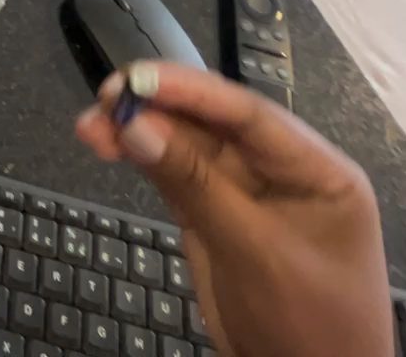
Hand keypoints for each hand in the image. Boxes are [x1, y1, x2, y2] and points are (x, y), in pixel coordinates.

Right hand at [74, 62, 392, 356]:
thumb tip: (135, 125)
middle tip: (104, 99)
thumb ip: (195, 184)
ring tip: (90, 127)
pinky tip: (103, 142)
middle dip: (153, 108)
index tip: (138, 79)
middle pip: (206, 121)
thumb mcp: (255, 252)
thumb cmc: (307, 325)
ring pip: (179, 139)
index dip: (190, 89)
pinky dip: (134, 153)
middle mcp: (275, 167)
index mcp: (315, 170)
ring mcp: (238, 186)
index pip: (247, 114)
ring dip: (133, 129)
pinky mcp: (206, 204)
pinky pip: (166, 166)